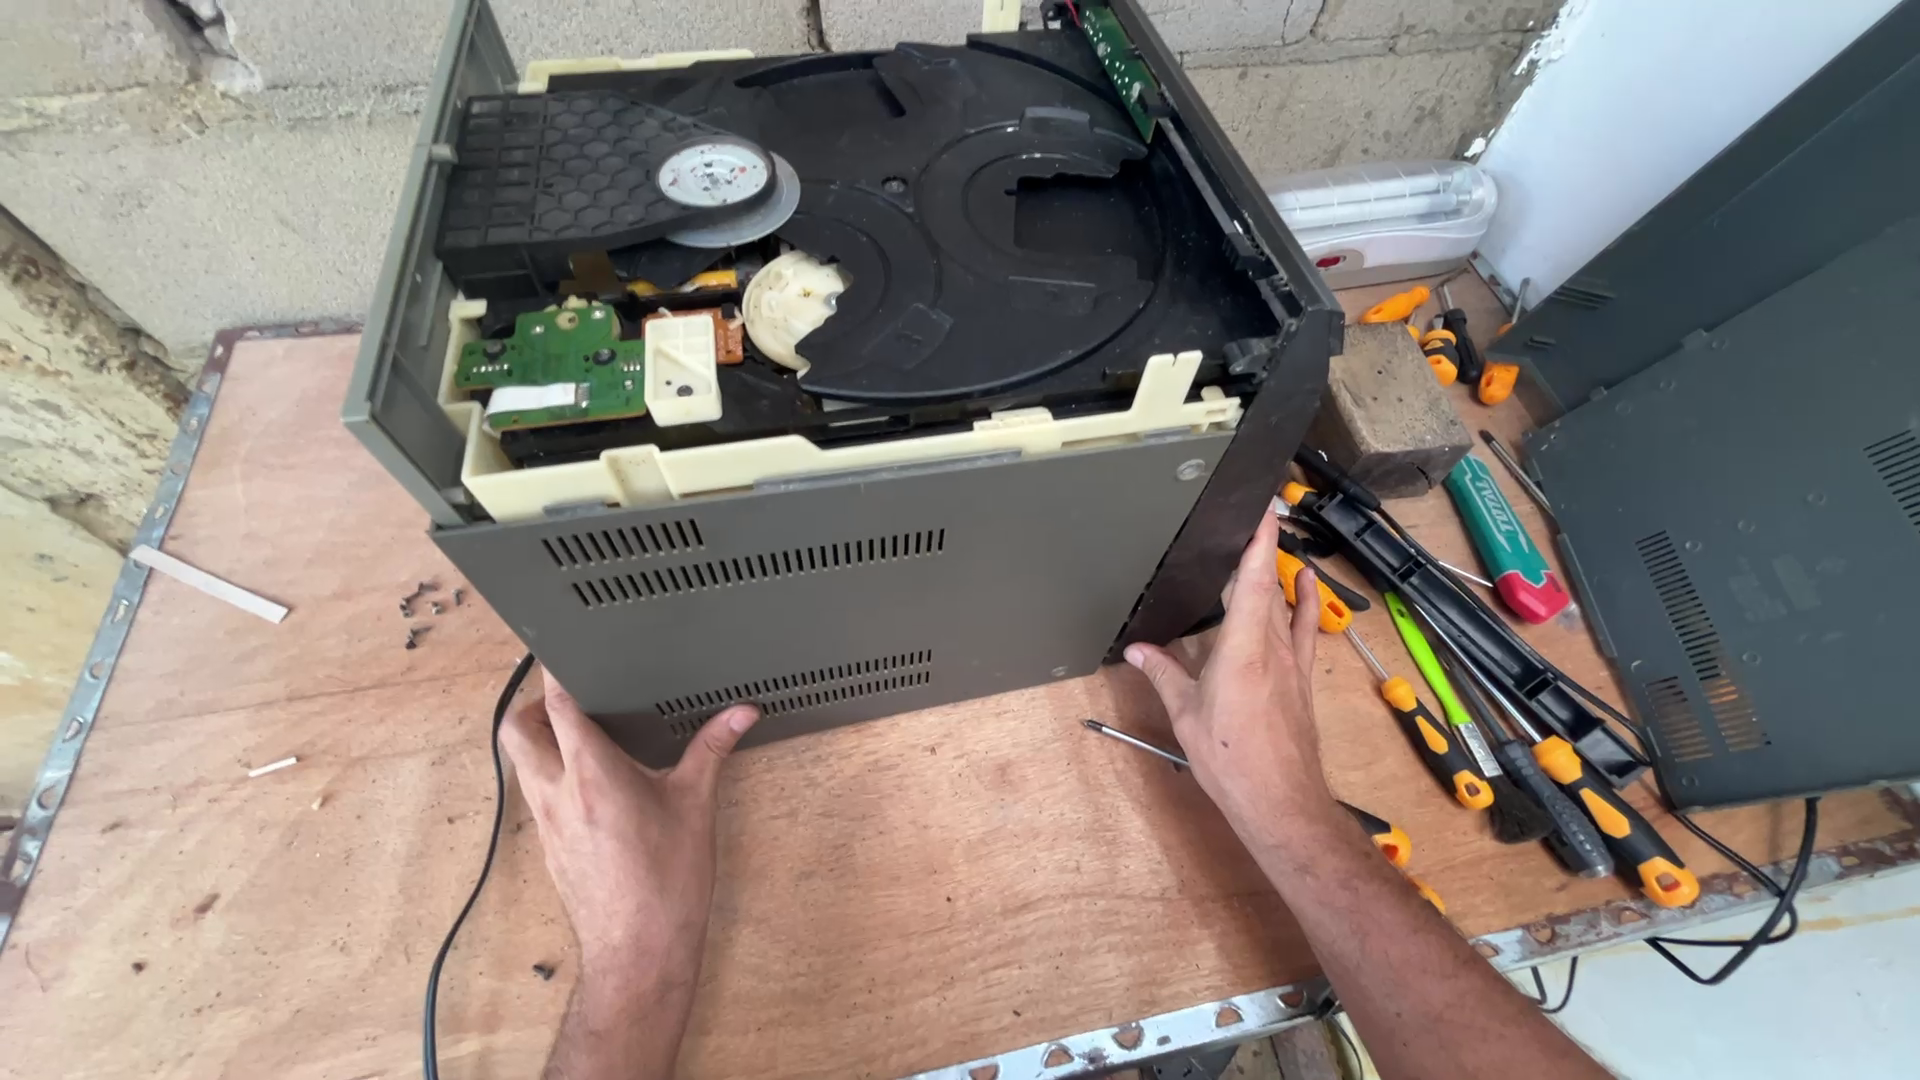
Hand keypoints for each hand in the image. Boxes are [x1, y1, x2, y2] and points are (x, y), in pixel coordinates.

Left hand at [500, 667, 757, 1070]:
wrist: (638, 951)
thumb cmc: (668, 878)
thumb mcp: (696, 804)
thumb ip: (712, 748)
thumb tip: (743, 711)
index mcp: (594, 775)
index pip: (559, 708)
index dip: (555, 674)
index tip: (560, 652)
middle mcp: (558, 794)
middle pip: (515, 730)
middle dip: (531, 702)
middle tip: (567, 692)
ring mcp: (546, 823)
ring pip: (520, 763)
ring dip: (537, 737)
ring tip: (579, 729)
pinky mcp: (549, 846)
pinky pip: (535, 793)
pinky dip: (548, 771)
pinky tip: (588, 779)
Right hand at [1123, 510, 1336, 841]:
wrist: (1281, 802)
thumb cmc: (1230, 760)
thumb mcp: (1185, 715)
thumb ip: (1162, 673)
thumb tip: (1135, 650)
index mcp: (1241, 650)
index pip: (1252, 583)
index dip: (1258, 543)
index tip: (1262, 510)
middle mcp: (1271, 647)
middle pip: (1268, 586)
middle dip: (1259, 549)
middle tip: (1245, 520)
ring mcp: (1291, 662)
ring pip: (1284, 603)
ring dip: (1276, 569)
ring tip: (1268, 538)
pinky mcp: (1300, 677)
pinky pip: (1302, 627)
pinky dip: (1304, 601)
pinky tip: (1305, 583)